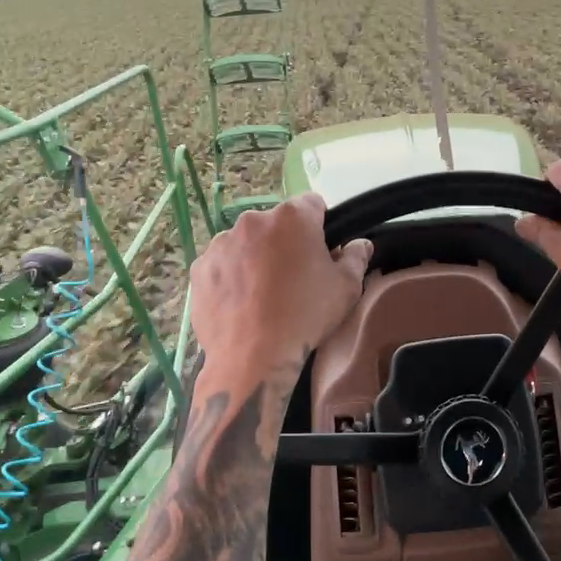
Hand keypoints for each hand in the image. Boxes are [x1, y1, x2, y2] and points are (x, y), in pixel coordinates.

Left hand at [190, 194, 372, 383]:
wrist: (253, 357)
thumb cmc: (306, 316)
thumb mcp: (346, 288)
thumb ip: (356, 258)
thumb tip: (360, 244)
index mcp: (292, 218)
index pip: (312, 204)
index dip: (320, 225)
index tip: (321, 250)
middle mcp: (253, 220)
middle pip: (276, 224)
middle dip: (285, 242)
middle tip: (294, 278)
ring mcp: (221, 243)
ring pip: (246, 242)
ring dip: (256, 257)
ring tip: (263, 294)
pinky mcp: (200, 268)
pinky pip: (222, 264)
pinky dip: (231, 277)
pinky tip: (241, 304)